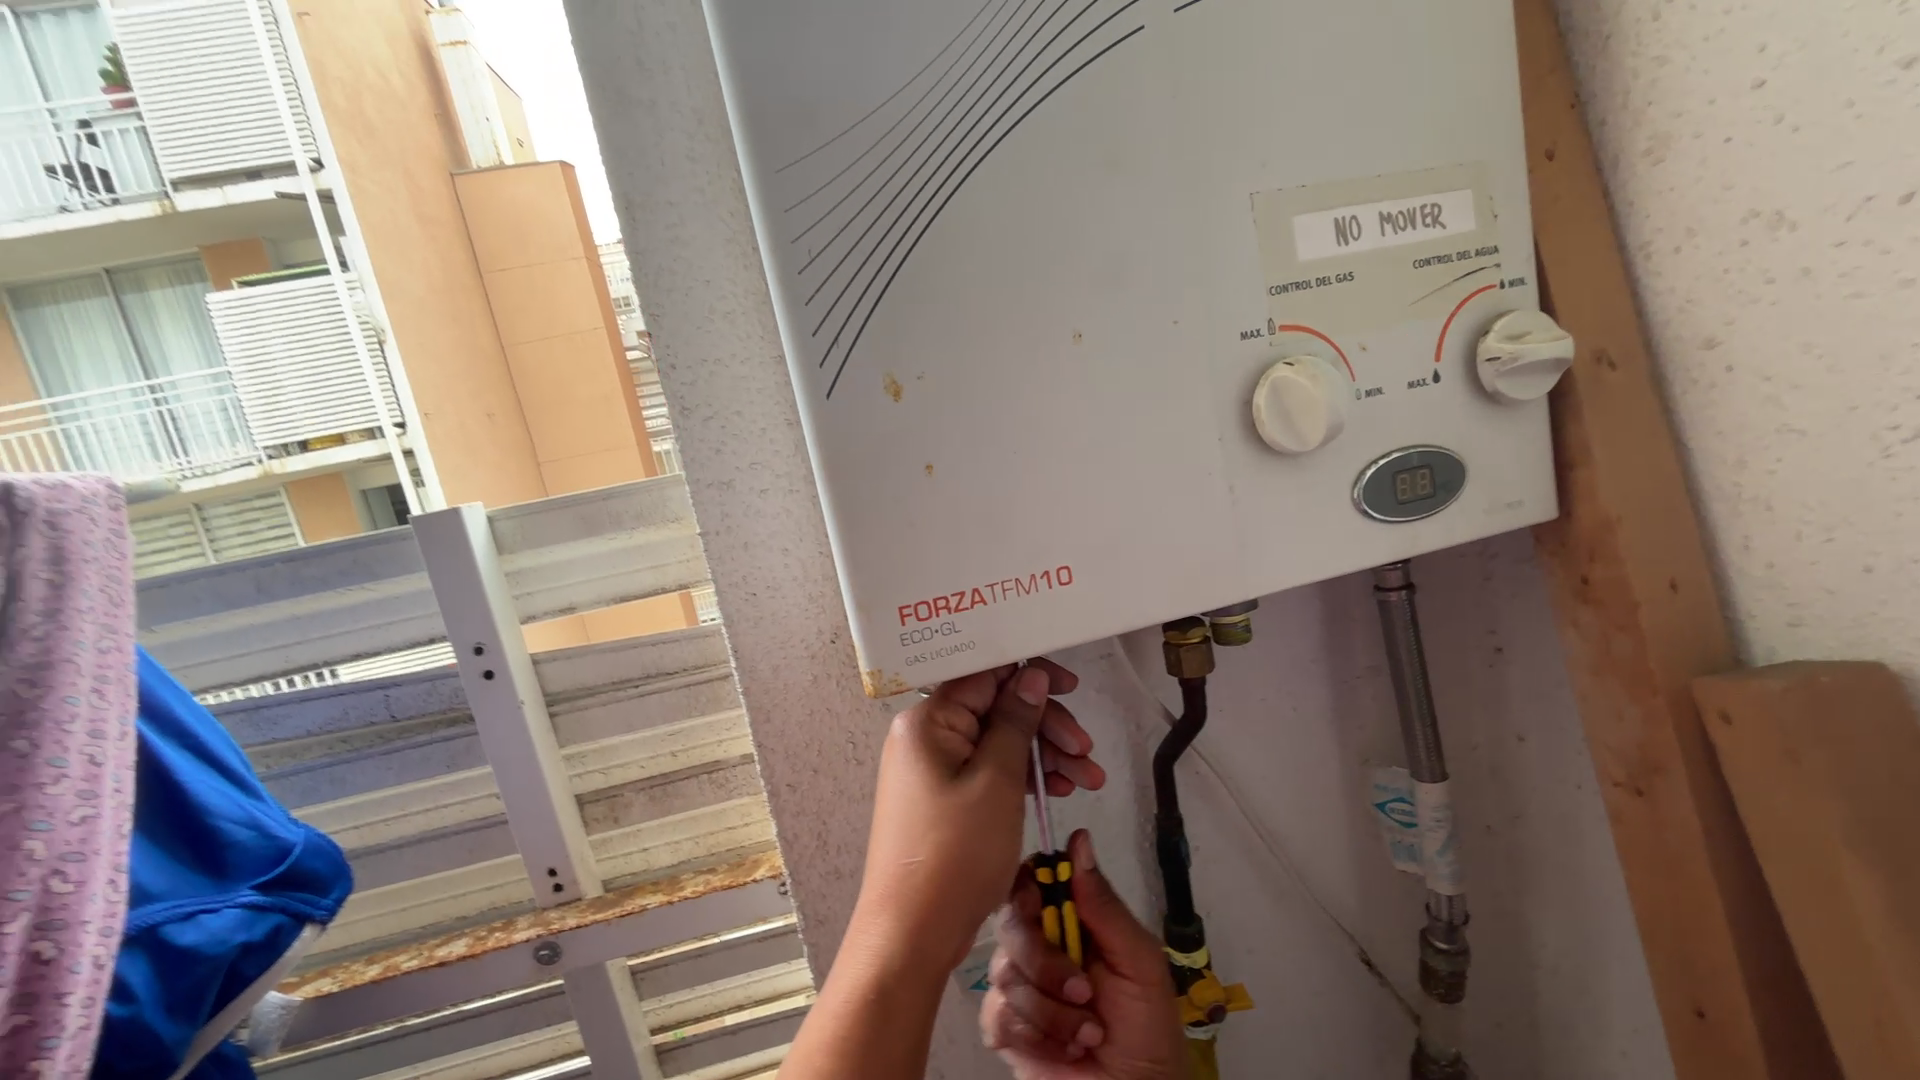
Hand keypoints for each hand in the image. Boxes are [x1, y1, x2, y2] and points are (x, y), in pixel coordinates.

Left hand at [849, 661, 1104, 972]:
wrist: (913, 933)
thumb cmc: (954, 853)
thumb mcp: (996, 781)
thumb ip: (1015, 722)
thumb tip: (1031, 677)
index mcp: (927, 720)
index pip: (984, 675)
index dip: (1031, 676)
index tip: (1072, 688)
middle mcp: (925, 736)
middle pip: (995, 710)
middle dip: (1045, 727)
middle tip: (1085, 751)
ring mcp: (933, 769)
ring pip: (997, 744)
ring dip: (1042, 756)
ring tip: (1085, 779)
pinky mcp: (944, 798)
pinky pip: (988, 772)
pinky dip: (1022, 779)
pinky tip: (1057, 792)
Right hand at [982, 830, 1186, 1079]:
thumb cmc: (1148, 1029)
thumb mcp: (1139, 962)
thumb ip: (1104, 904)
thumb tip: (1079, 838)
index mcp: (1072, 922)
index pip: (1033, 882)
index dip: (1030, 887)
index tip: (1044, 906)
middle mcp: (1040, 946)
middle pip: (1012, 923)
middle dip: (1046, 962)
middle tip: (1084, 992)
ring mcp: (1020, 986)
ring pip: (1005, 972)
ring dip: (1051, 1011)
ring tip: (1088, 1034)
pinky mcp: (1004, 1028)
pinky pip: (997, 1013)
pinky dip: (1034, 1035)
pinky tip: (1063, 1049)